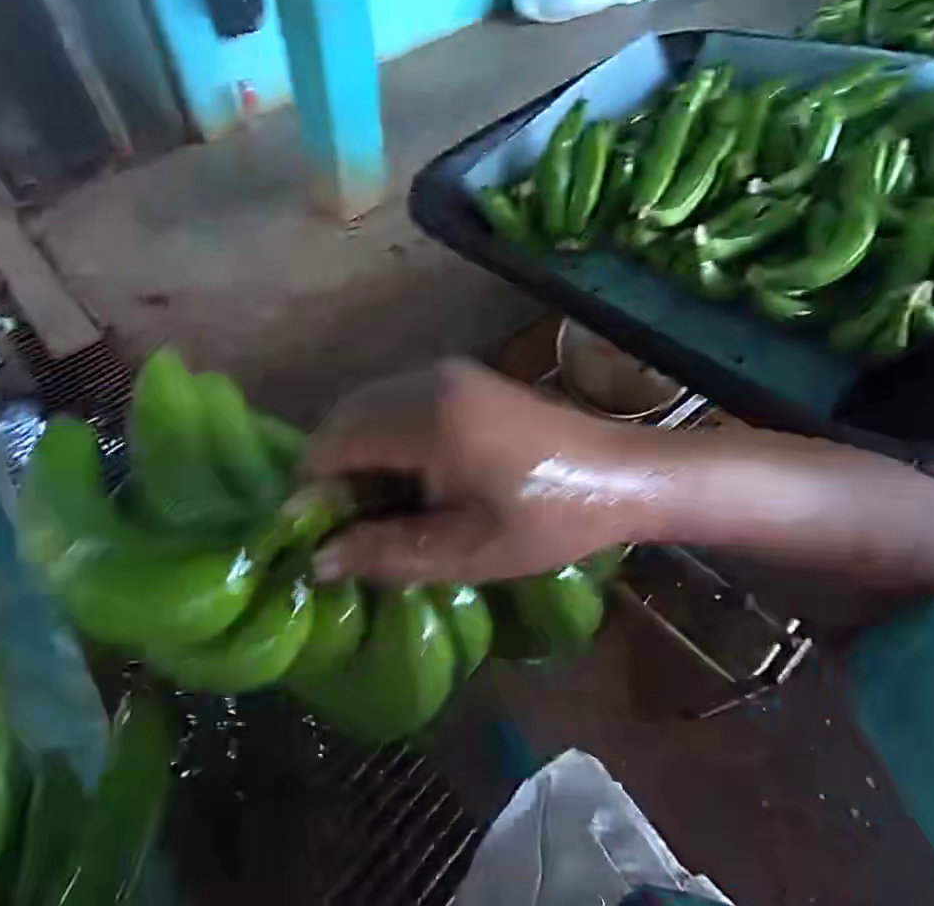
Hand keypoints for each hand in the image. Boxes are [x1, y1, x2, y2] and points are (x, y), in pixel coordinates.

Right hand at [303, 359, 642, 583]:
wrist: (621, 472)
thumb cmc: (550, 521)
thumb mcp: (469, 551)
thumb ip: (388, 552)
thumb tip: (318, 560)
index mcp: (430, 421)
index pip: (334, 443)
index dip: (312, 489)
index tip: (316, 532)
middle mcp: (427, 381)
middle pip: (343, 417)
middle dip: (331, 469)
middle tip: (348, 523)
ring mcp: (443, 371)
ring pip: (365, 405)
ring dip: (354, 450)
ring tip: (377, 502)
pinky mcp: (457, 375)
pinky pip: (392, 399)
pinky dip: (379, 433)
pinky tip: (406, 472)